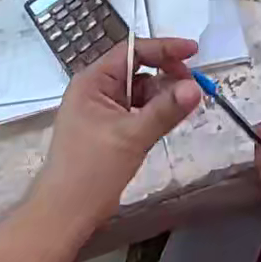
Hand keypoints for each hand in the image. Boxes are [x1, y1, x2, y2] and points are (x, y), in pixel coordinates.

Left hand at [30, 37, 200, 225]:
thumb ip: (165, 110)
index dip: (164, 48)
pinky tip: (170, 119)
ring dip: (162, 94)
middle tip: (193, 86)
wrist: (65, 213)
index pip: (132, 51)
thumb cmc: (91, 170)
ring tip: (185, 106)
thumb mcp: (132, 136)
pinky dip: (155, 110)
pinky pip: (137, 109)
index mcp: (93, 81)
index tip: (194, 51)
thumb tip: (195, 88)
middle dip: (166, 73)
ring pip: (139, 90)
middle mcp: (96, 89)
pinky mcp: (109, 128)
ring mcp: (101, 109)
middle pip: (137, 68)